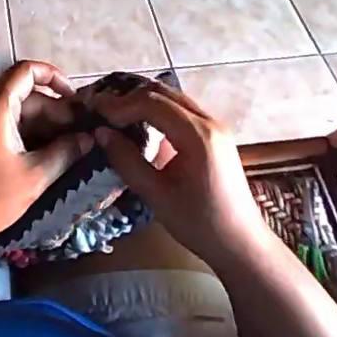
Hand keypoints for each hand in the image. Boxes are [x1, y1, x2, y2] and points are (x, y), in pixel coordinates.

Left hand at [0, 61, 90, 242]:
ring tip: (77, 144)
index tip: (76, 98)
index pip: (28, 70)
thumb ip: (65, 152)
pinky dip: (36, 134)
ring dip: (50, 124)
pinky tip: (57, 153)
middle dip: (59, 109)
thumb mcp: (35, 175)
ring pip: (24, 112)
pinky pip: (15, 126)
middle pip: (30, 94)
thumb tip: (89, 138)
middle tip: (85, 131)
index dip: (54, 76)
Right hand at [96, 82, 274, 269]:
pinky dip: (158, 111)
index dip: (121, 105)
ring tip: (115, 114)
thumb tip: (101, 133)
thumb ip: (127, 161)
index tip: (96, 112)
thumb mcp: (157, 196)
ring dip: (144, 102)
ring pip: (173, 99)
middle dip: (130, 98)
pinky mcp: (215, 134)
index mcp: (198, 135)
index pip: (152, 103)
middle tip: (101, 109)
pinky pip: (182, 111)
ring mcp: (215, 126)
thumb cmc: (200, 224)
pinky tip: (140, 123)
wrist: (241, 243)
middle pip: (164, 94)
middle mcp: (209, 122)